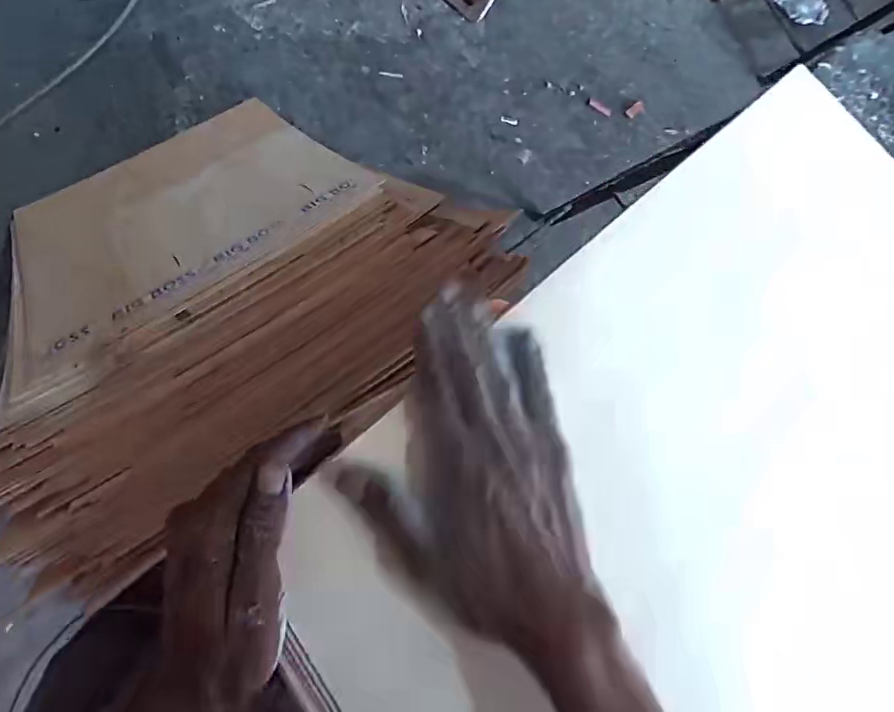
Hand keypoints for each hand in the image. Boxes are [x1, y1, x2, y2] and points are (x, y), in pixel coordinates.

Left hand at [130, 426, 318, 711]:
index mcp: (209, 527)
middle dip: (286, 444)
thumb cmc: (235, 648)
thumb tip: (273, 467)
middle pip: (244, 464)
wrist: (191, 690)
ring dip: (274, 458)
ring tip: (311, 448)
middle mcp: (191, 516)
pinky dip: (260, 477)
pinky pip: (232, 489)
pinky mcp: (191, 537)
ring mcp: (187, 526)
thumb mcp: (257, 594)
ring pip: (238, 473)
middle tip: (325, 433)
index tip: (324, 422)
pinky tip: (280, 480)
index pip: (254, 463)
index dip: (290, 439)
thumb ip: (262, 530)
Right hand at [335, 286, 658, 711]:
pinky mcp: (554, 442)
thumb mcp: (420, 556)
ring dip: (485, 334)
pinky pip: (539, 390)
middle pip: (467, 371)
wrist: (555, 602)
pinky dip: (529, 360)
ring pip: (499, 372)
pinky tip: (523, 335)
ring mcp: (527, 434)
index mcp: (454, 459)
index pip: (436, 390)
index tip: (423, 315)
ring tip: (475, 301)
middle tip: (446, 291)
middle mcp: (490, 435)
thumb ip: (383, 507)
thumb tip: (338, 470)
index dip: (429, 350)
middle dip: (455, 328)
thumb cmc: (482, 582)